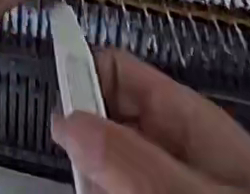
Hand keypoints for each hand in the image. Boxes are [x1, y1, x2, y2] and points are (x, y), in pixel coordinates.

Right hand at [52, 51, 249, 193]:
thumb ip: (134, 160)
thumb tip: (67, 119)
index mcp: (190, 122)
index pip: (114, 68)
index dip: (81, 80)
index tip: (59, 118)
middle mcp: (175, 152)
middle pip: (100, 126)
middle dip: (87, 159)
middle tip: (95, 191)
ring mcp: (166, 185)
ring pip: (104, 175)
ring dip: (96, 190)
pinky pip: (115, 192)